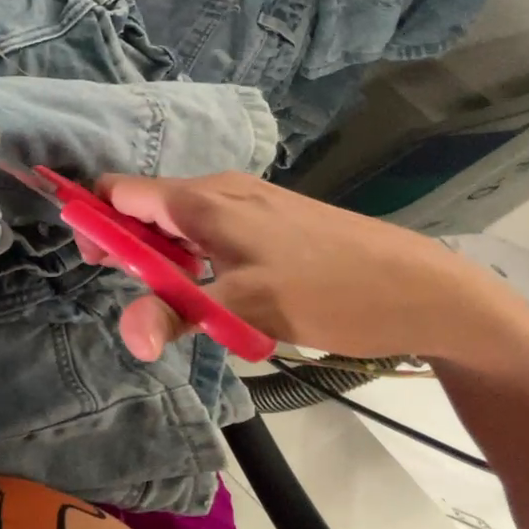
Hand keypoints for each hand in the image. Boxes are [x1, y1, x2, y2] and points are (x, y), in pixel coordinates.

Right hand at [84, 173, 528, 365]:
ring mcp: (247, 202)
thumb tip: (129, 338)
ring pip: (176, 220)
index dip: (92, 220)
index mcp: (201, 200)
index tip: (96, 264)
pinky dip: (194, 256)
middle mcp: (217, 190)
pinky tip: (220, 290)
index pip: (116, 191)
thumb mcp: (248, 308)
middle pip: (142, 206)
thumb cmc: (334, 291)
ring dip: (162, 256)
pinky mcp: (270, 220)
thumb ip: (179, 315)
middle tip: (140, 291)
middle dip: (127, 246)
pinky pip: (207, 229)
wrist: (436, 294)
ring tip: (182, 298)